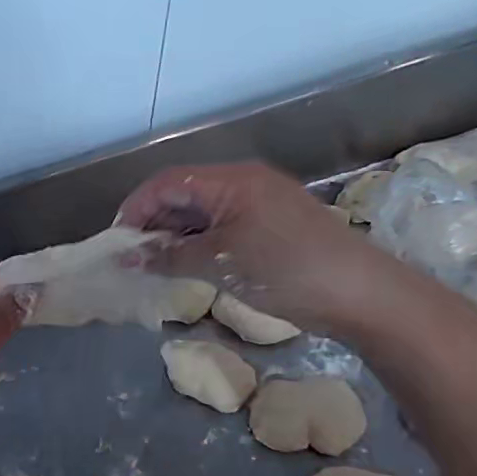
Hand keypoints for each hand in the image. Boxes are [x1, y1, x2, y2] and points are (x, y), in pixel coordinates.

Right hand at [115, 161, 405, 333]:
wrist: (360, 294)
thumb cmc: (286, 270)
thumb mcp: (220, 263)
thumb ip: (169, 257)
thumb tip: (128, 259)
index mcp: (232, 180)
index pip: (167, 183)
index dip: (136, 207)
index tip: (116, 241)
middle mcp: (245, 184)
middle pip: (183, 195)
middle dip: (152, 223)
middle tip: (131, 258)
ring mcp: (260, 206)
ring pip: (202, 213)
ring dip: (173, 236)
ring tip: (152, 265)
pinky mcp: (270, 229)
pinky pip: (221, 228)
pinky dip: (198, 244)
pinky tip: (185, 266)